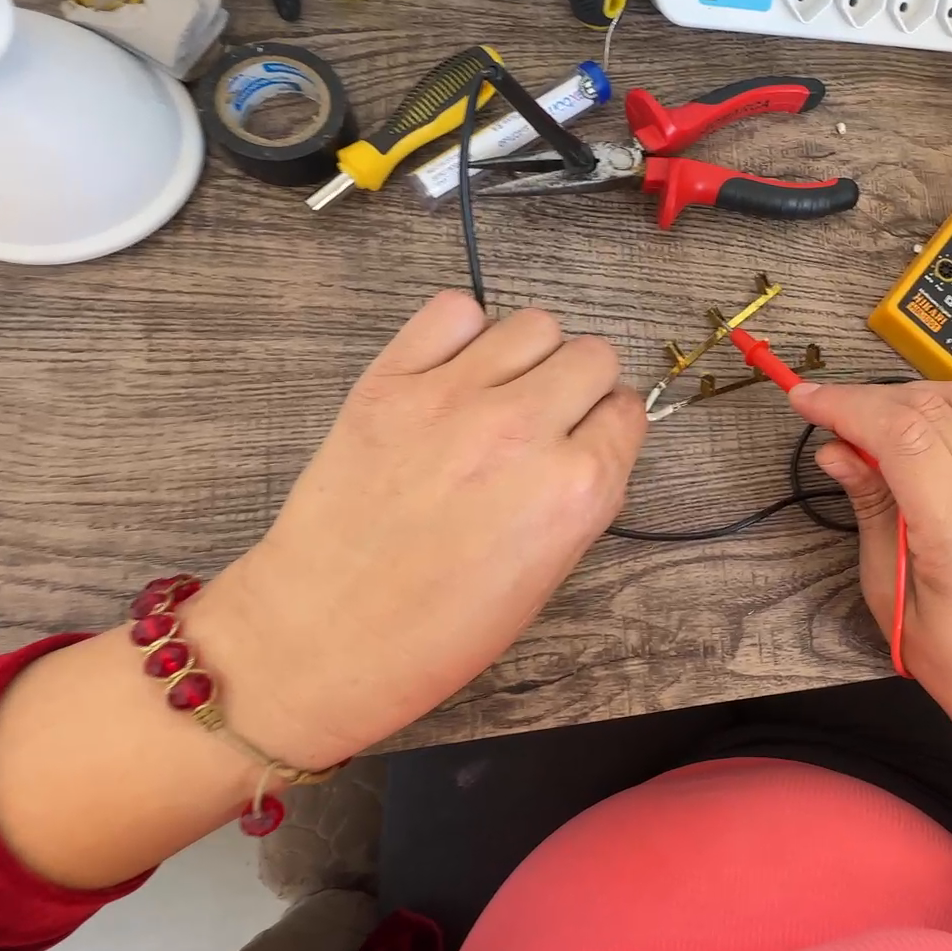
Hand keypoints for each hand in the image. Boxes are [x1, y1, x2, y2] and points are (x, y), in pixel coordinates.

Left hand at [187, 292, 646, 768]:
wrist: (324, 639)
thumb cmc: (444, 629)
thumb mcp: (550, 569)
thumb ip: (583, 491)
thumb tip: (589, 436)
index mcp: (576, 488)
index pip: (628, 410)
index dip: (611, 425)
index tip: (590, 436)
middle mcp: (526, 431)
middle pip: (594, 355)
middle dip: (583, 385)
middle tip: (551, 416)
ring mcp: (455, 398)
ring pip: (536, 325)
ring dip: (533, 356)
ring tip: (503, 393)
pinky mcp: (390, 381)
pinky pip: (455, 311)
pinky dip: (465, 332)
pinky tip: (456, 372)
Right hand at [789, 380, 951, 813]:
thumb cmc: (949, 654)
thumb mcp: (887, 588)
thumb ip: (868, 506)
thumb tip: (834, 448)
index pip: (907, 439)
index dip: (848, 407)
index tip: (803, 401)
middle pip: (930, 409)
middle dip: (864, 398)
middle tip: (820, 412)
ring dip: (901, 395)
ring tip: (861, 419)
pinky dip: (933, 405)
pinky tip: (903, 427)